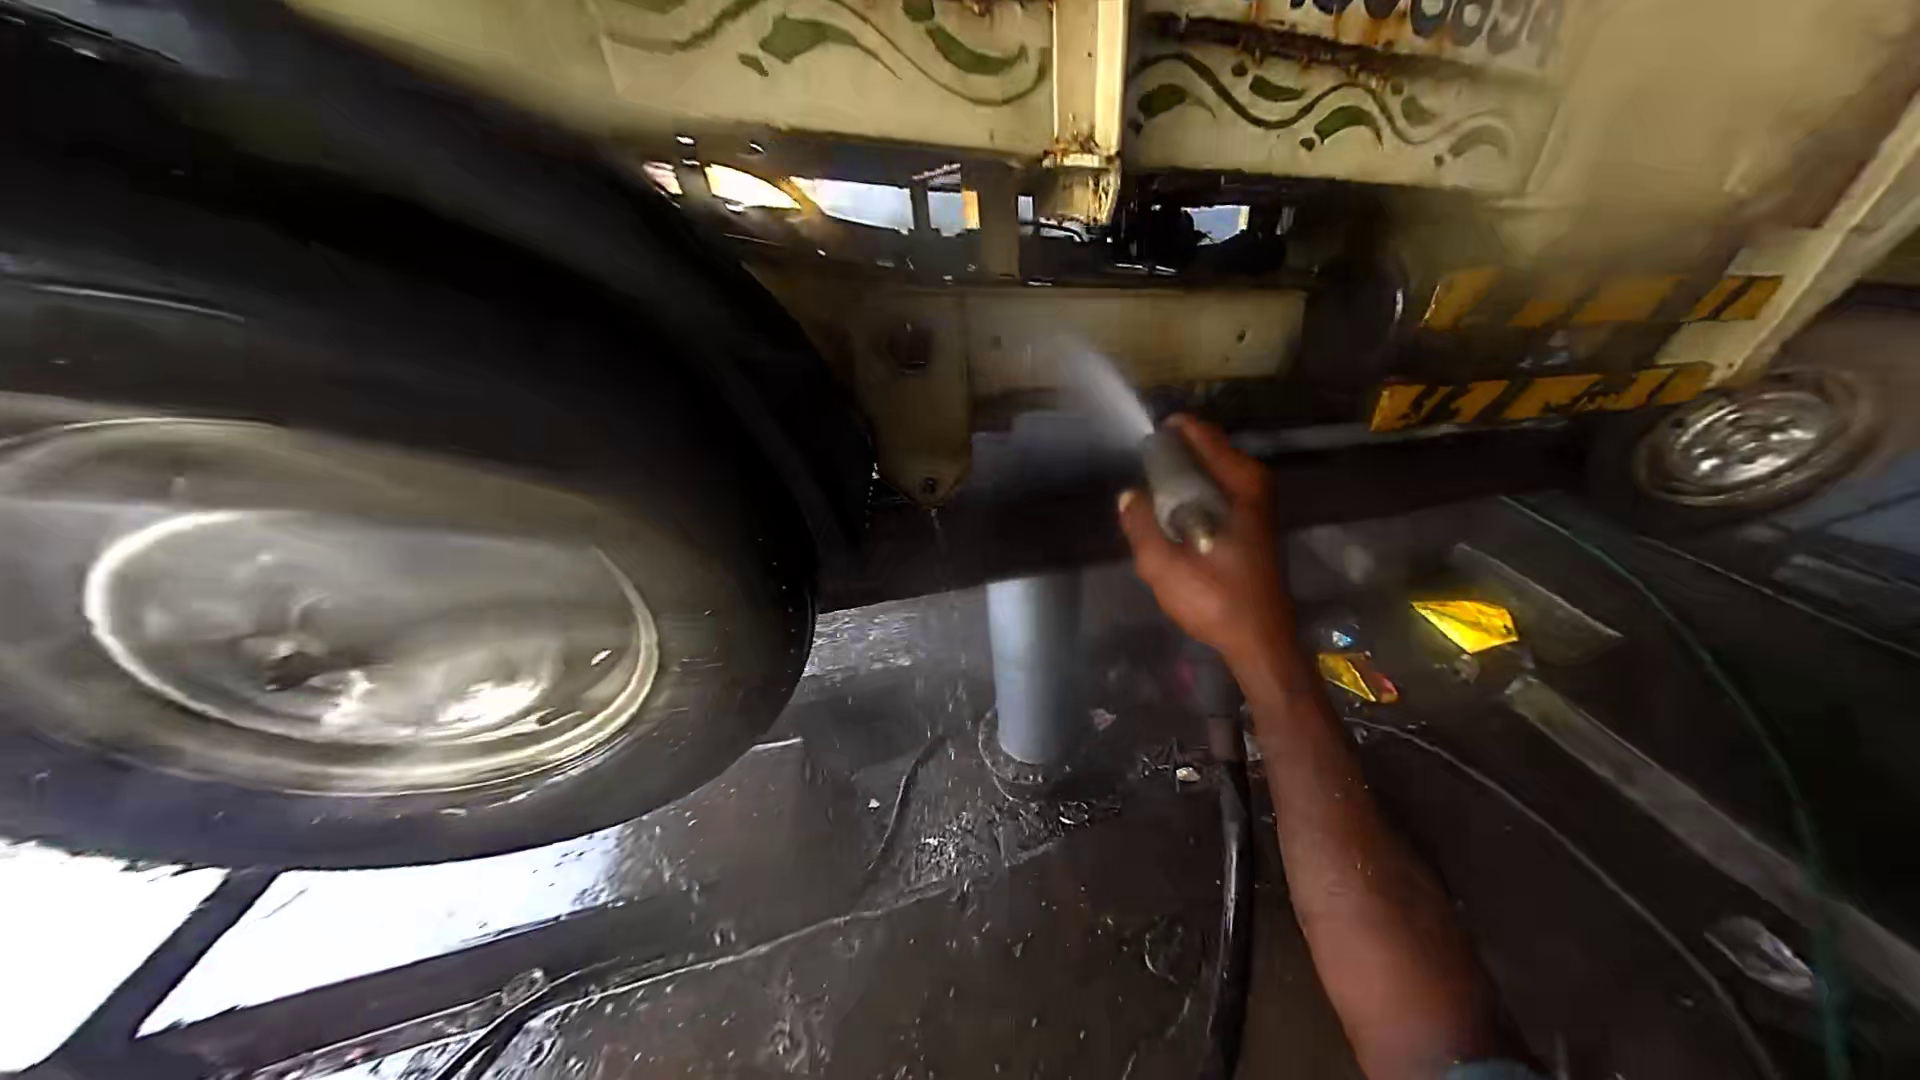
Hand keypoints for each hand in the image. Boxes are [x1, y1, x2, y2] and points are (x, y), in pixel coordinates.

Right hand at [1118, 415, 1294, 667]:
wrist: (1260, 640)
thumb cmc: (1215, 599)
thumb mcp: (1164, 565)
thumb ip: (1141, 525)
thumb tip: (1128, 494)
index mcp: (1240, 484)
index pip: (1203, 435)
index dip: (1171, 429)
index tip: (1142, 436)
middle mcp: (1255, 486)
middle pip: (1209, 450)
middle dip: (1174, 453)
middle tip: (1140, 468)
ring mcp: (1258, 505)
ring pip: (1214, 472)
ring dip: (1183, 475)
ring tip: (1150, 489)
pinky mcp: (1254, 525)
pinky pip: (1218, 491)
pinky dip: (1195, 491)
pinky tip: (1172, 513)